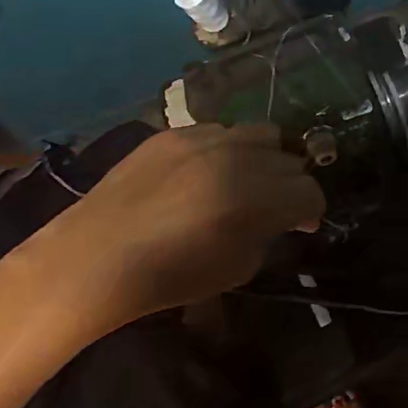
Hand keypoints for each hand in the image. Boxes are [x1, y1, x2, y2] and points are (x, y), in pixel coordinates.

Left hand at [19, 124, 324, 339]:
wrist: (95, 259)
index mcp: (254, 196)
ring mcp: (202, 138)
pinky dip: (227, 149)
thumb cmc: (170, 276)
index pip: (309, 191)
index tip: (302, 224)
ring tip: (247, 180)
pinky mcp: (174, 132)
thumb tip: (281, 216)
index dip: (312, 211)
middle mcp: (235, 157)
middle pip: (290, 160)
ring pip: (261, 133)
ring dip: (265, 159)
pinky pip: (220, 130)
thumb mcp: (239, 267)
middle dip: (291, 185)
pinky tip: (208, 173)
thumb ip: (269, 232)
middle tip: (276, 206)